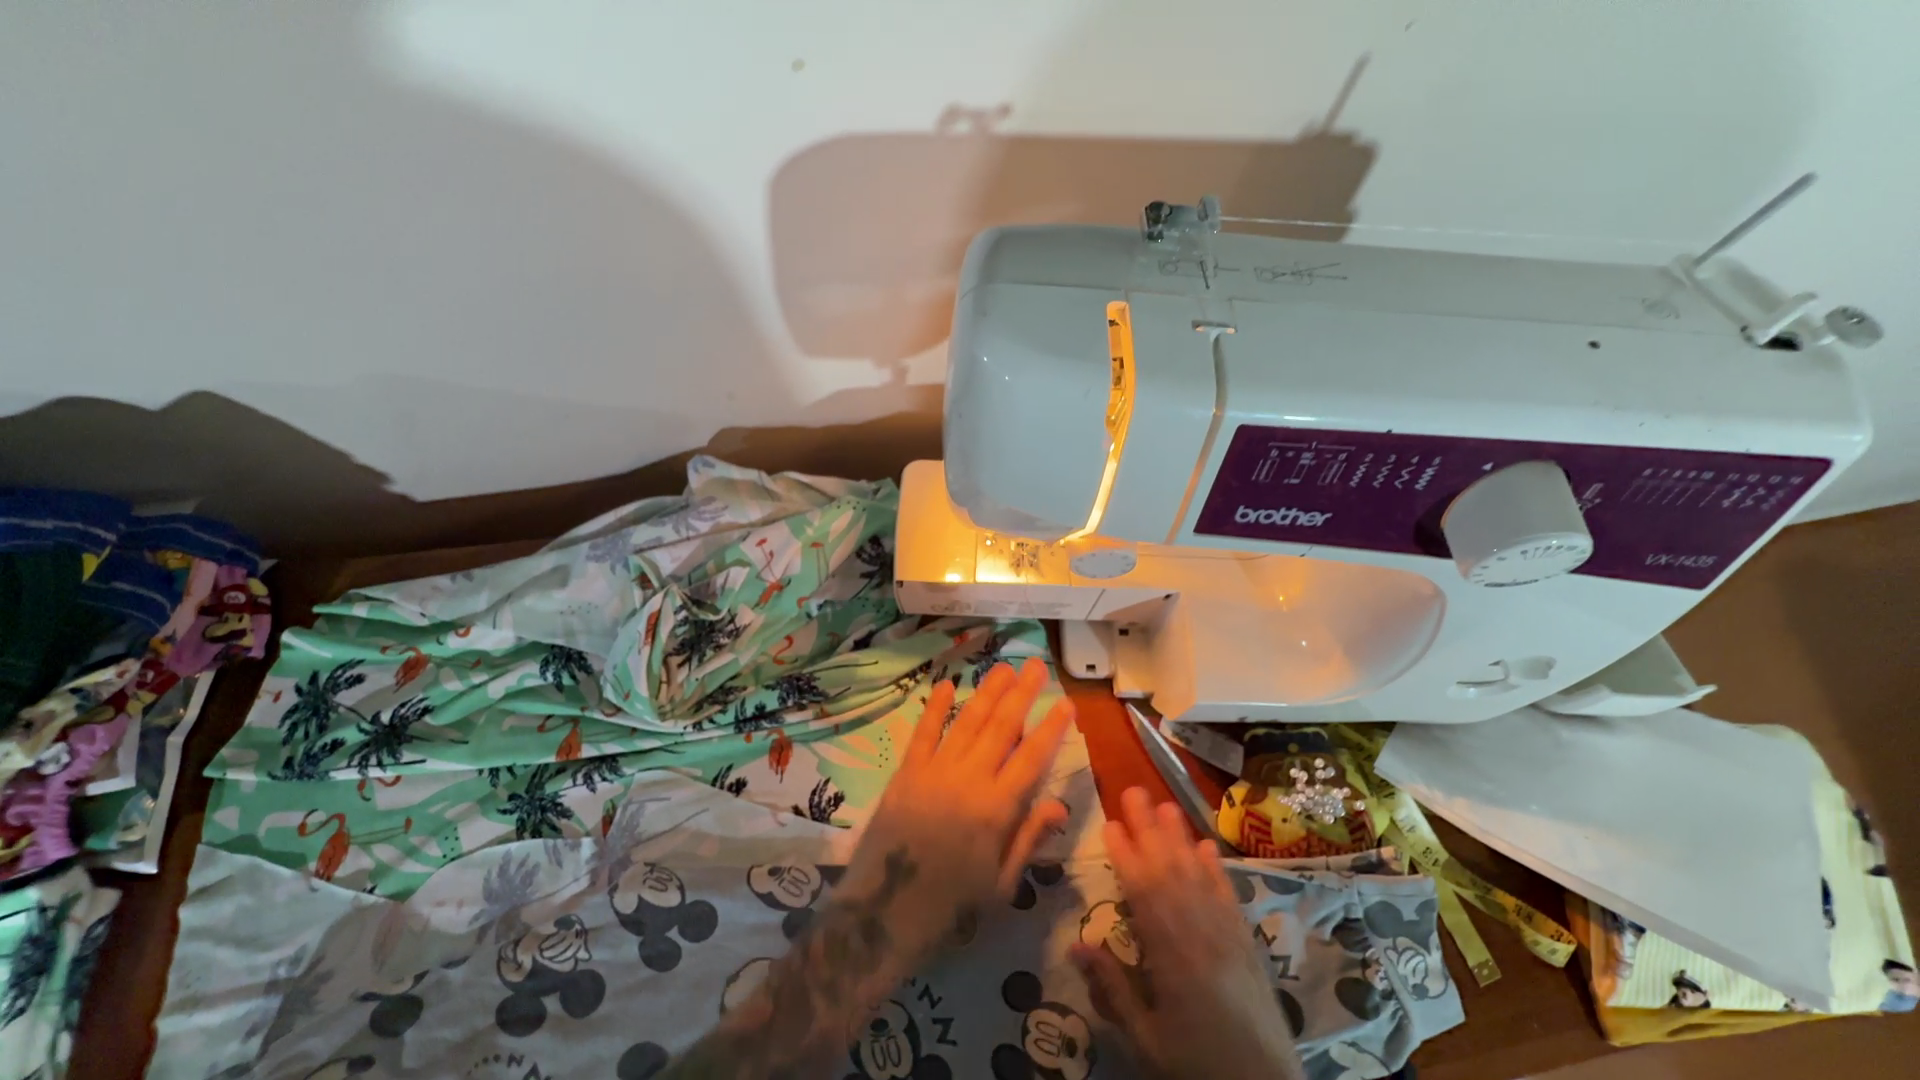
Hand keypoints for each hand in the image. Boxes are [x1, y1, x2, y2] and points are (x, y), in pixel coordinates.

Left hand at [660, 660, 1074, 1078]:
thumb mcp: (1000, 885)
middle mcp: (968, 781)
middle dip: (1021, 695)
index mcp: (997, 810)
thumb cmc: (950, 909)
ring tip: (1003, 666)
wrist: (882, 915)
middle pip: (1001, 729)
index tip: (1066, 702)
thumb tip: (1058, 804)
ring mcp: (934, 774)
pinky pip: (923, 734)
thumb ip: (1027, 839)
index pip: (1032, 758)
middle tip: (1037, 665)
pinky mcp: (905, 775)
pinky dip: (934, 708)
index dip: (1050, 729)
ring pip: (966, 723)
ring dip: (986, 693)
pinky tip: (945, 684)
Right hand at [1071, 787, 1303, 1079]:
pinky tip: (1206, 846)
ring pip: (1198, 877)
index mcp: (1171, 957)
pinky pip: (1228, 897)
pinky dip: (1216, 869)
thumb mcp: (1145, 1038)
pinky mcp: (1247, 944)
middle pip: (1171, 872)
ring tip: (1165, 803)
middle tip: (1133, 791)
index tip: (1108, 822)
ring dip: (1180, 838)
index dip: (1125, 856)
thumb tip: (1076, 944)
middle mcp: (1200, 935)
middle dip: (1150, 830)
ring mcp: (1228, 936)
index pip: (1143, 894)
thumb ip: (1113, 990)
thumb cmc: (1196, 1065)